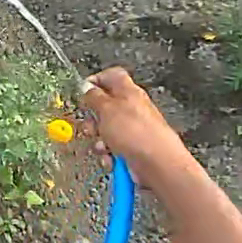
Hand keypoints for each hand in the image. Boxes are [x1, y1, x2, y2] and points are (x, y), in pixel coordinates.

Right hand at [80, 67, 196, 188]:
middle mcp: (131, 110)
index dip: (96, 82)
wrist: (158, 165)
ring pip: (105, 132)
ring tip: (104, 147)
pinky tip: (112, 159)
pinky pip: (111, 149)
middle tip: (91, 127)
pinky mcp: (132, 150)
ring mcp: (132, 131)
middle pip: (104, 108)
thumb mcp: (107, 109)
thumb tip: (86, 88)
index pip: (111, 77)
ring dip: (99, 141)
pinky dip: (108, 156)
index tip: (83, 93)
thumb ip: (93, 96)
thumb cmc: (137, 134)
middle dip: (92, 120)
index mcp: (128, 92)